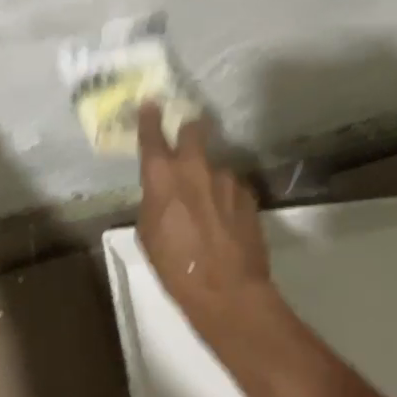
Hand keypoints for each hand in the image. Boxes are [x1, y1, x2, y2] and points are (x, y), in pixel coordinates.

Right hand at [137, 105, 395, 396]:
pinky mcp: (248, 194)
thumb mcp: (148, 234)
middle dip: (190, 129)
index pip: (152, 134)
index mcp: (162, 176)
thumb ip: (154, 202)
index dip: (151, 116)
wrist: (229, 294)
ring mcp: (226, 178)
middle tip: (188, 139)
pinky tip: (226, 222)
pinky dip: (227, 198)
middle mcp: (194, 167)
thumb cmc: (176, 268)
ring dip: (209, 178)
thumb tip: (161, 192)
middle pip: (193, 129)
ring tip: (209, 208)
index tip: (152, 102)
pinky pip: (231, 188)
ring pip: (214, 166)